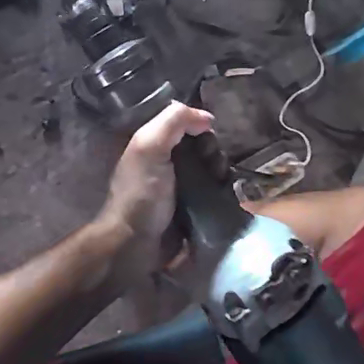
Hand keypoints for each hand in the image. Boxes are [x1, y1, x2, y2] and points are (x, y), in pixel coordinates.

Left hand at [94, 101, 214, 279]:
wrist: (135, 246)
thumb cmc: (141, 194)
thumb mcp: (149, 147)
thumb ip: (174, 121)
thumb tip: (207, 118)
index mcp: (154, 142)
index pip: (187, 123)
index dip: (201, 126)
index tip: (209, 137)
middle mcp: (168, 160)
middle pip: (202, 145)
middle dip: (214, 151)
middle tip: (215, 166)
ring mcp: (181, 185)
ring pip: (211, 167)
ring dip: (221, 171)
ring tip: (222, 182)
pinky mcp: (193, 208)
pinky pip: (214, 190)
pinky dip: (223, 189)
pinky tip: (228, 192)